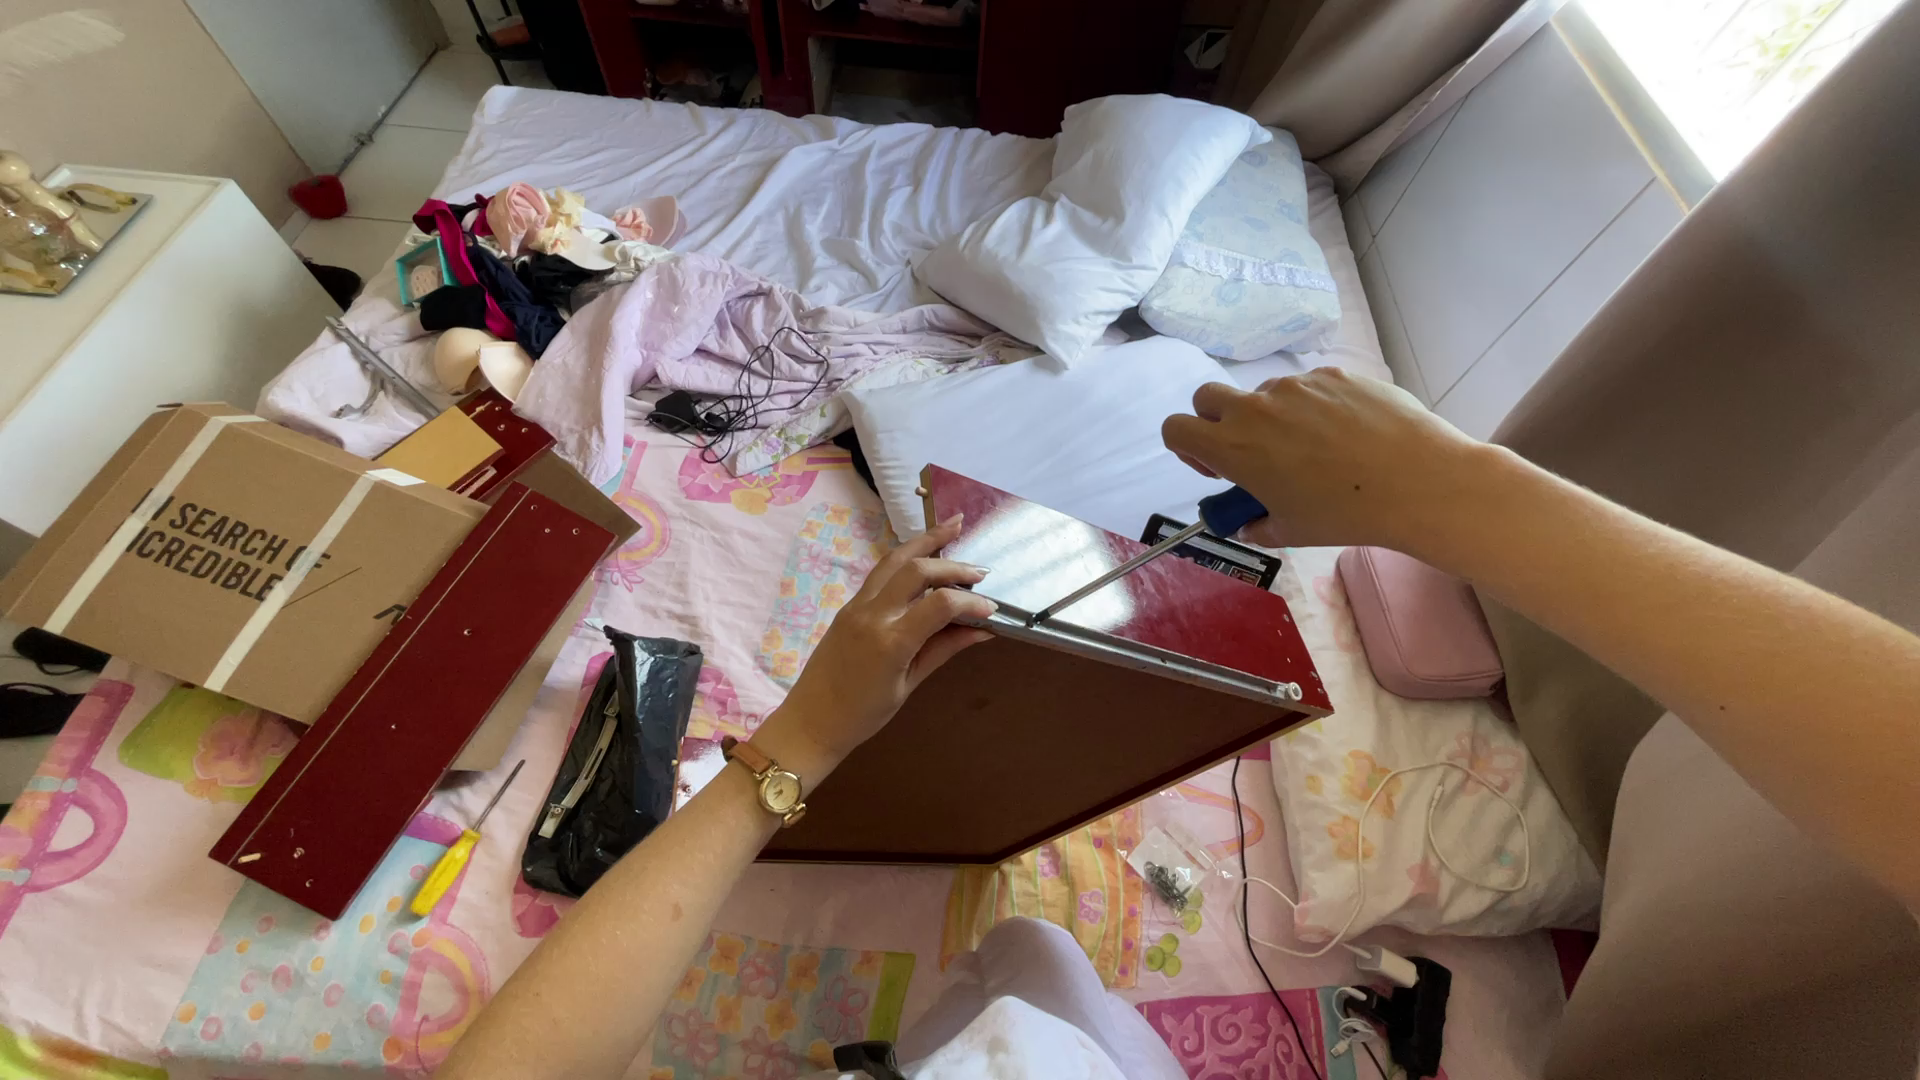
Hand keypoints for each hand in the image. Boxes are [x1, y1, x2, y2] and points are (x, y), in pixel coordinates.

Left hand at [752, 515, 996, 780]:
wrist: (811, 721)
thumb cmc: (863, 715)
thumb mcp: (909, 685)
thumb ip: (944, 649)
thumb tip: (982, 630)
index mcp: (891, 641)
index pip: (940, 604)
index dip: (971, 601)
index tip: (991, 608)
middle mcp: (872, 614)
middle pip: (917, 569)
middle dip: (953, 565)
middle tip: (981, 571)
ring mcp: (857, 605)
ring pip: (894, 560)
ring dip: (926, 541)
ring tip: (954, 525)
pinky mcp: (849, 605)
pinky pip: (881, 572)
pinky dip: (907, 558)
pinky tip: (924, 554)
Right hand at [1161, 368, 1493, 551]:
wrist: (1420, 482)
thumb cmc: (1345, 514)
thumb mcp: (1289, 532)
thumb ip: (1255, 524)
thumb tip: (1249, 521)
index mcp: (1232, 448)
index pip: (1174, 429)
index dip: (1186, 448)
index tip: (1215, 468)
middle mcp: (1254, 409)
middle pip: (1207, 398)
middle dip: (1216, 421)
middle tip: (1250, 450)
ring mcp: (1295, 386)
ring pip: (1262, 393)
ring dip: (1270, 416)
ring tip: (1315, 447)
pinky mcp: (1333, 374)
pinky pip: (1307, 387)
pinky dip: (1312, 407)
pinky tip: (1347, 433)